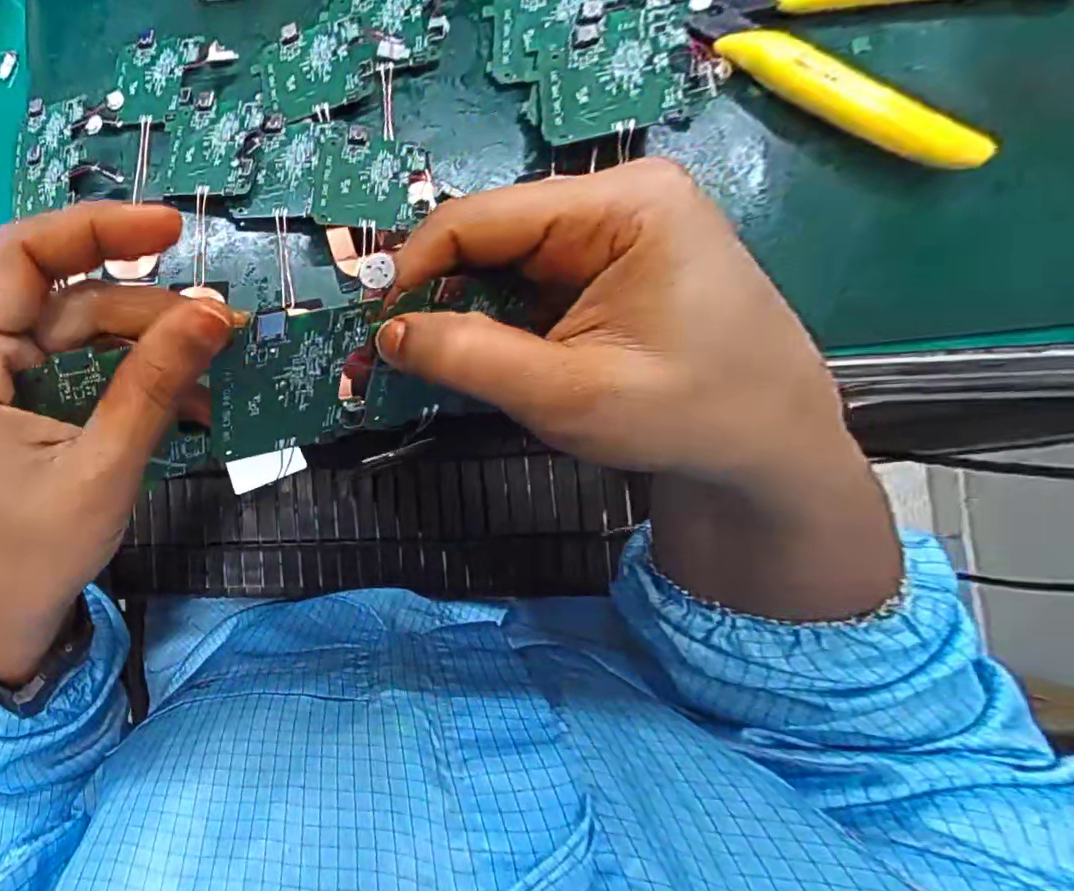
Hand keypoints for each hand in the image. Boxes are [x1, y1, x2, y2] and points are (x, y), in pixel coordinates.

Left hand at [0, 203, 239, 682]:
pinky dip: (129, 366)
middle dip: (139, 304)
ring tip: (208, 363)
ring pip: (74, 323)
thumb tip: (212, 311)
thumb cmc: (44, 552)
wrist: (20, 610)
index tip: (171, 230)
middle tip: (213, 326)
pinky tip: (179, 386)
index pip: (19, 258)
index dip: (96, 229)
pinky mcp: (15, 397)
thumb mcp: (104, 469)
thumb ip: (153, 386)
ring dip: (144, 338)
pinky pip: (76, 357)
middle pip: (56, 291)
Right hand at [379, 159, 898, 617]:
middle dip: (421, 298)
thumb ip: (467, 357)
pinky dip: (471, 327)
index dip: (408, 272)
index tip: (372, 333)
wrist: (760, 445)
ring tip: (402, 364)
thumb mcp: (563, 392)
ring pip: (485, 267)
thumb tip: (384, 334)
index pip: (474, 220)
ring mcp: (599, 237)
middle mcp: (607, 203)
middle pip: (477, 240)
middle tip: (377, 357)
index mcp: (618, 206)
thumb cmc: (682, 413)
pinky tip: (450, 359)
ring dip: (441, 317)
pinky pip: (508, 290)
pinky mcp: (590, 272)